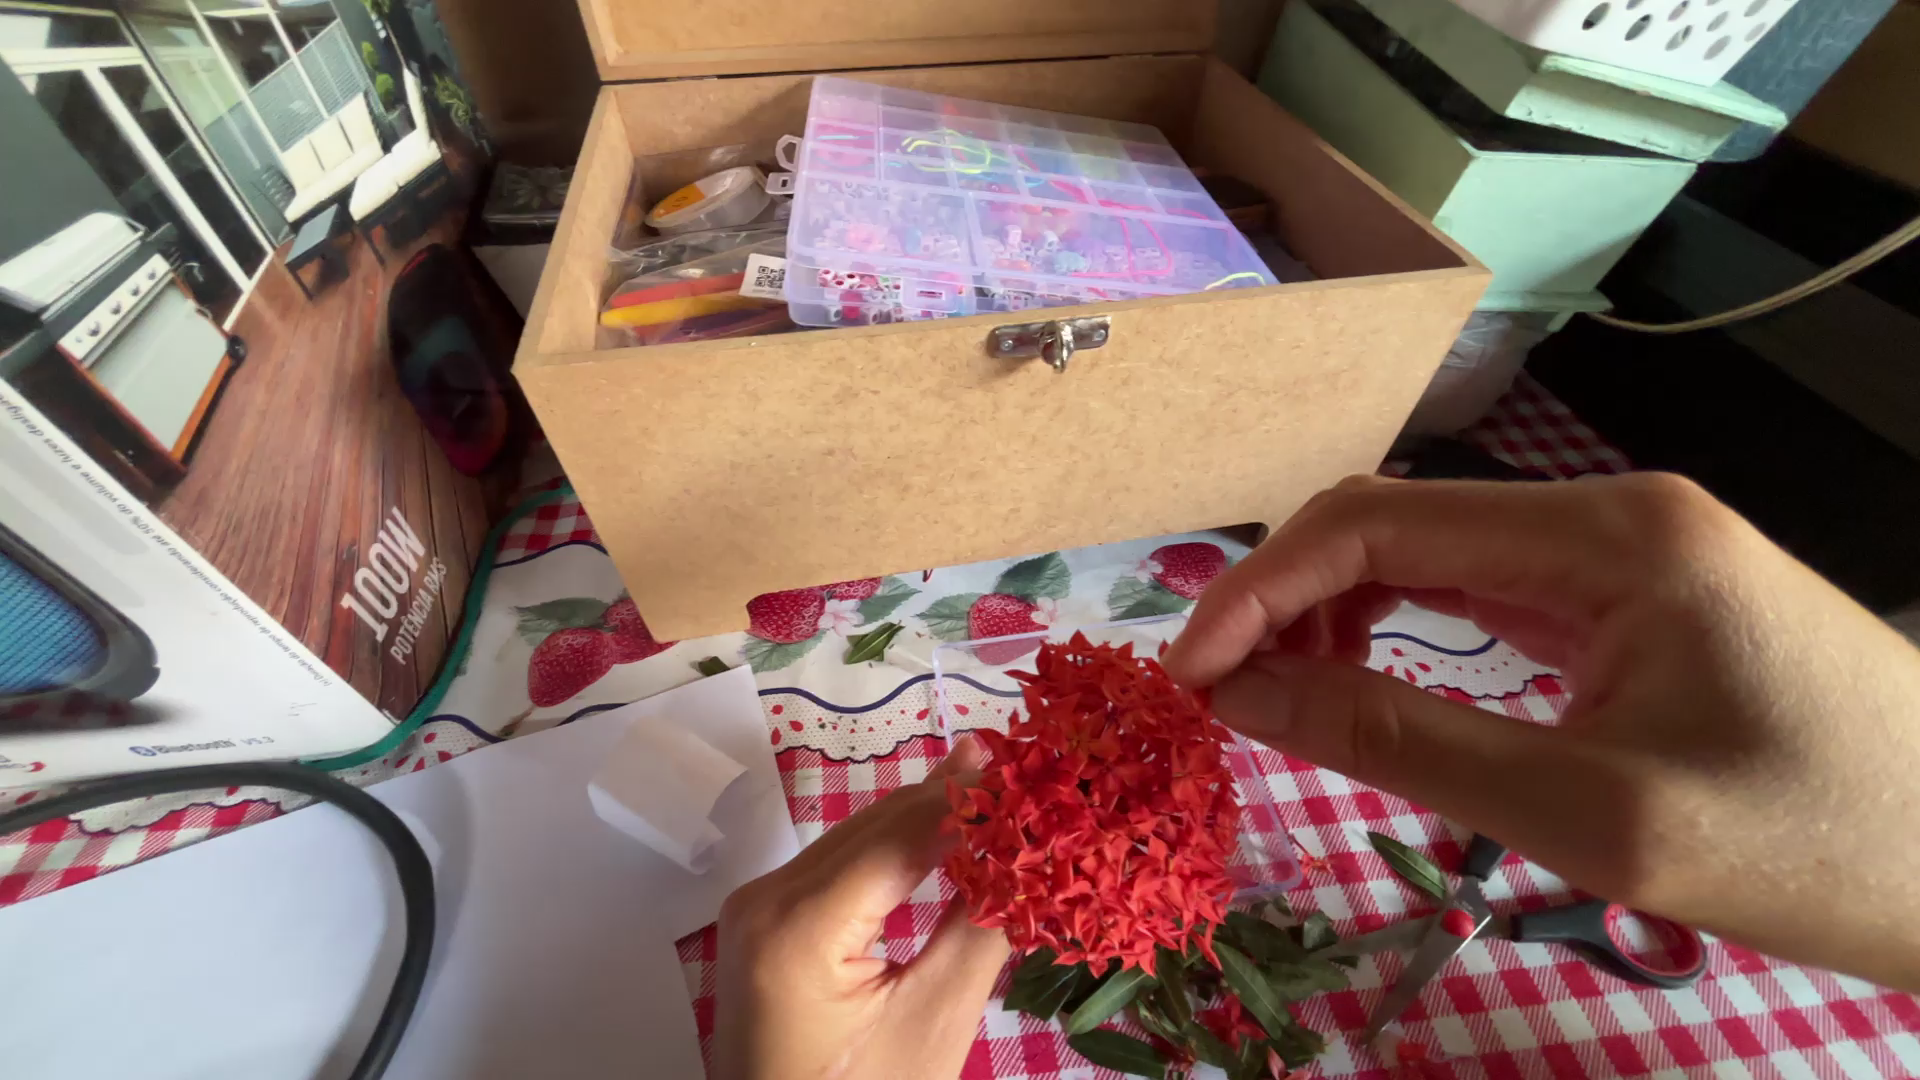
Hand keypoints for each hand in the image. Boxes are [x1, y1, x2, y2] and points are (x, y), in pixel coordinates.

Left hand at [713, 736, 1007, 1079]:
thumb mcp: (933, 1024)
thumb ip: (977, 929)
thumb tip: (1017, 851)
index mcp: (797, 930)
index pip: (895, 840)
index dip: (959, 801)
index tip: (1014, 773)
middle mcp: (766, 898)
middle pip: (873, 830)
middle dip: (944, 799)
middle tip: (1005, 763)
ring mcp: (759, 903)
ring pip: (857, 838)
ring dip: (920, 814)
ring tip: (977, 774)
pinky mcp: (767, 913)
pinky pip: (840, 861)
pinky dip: (891, 843)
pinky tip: (928, 819)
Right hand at [1163, 474, 1919, 989]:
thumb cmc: (1825, 851)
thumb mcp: (1587, 815)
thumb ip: (1394, 740)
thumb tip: (1242, 697)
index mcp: (1601, 534)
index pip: (1368, 523)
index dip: (1256, 590)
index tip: (1191, 670)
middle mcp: (1588, 510)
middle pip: (1376, 520)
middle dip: (1275, 596)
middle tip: (1219, 684)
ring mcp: (1592, 543)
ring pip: (1401, 544)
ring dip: (1316, 607)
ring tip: (1276, 684)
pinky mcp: (1594, 584)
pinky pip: (1444, 579)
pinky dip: (1370, 620)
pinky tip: (1349, 667)